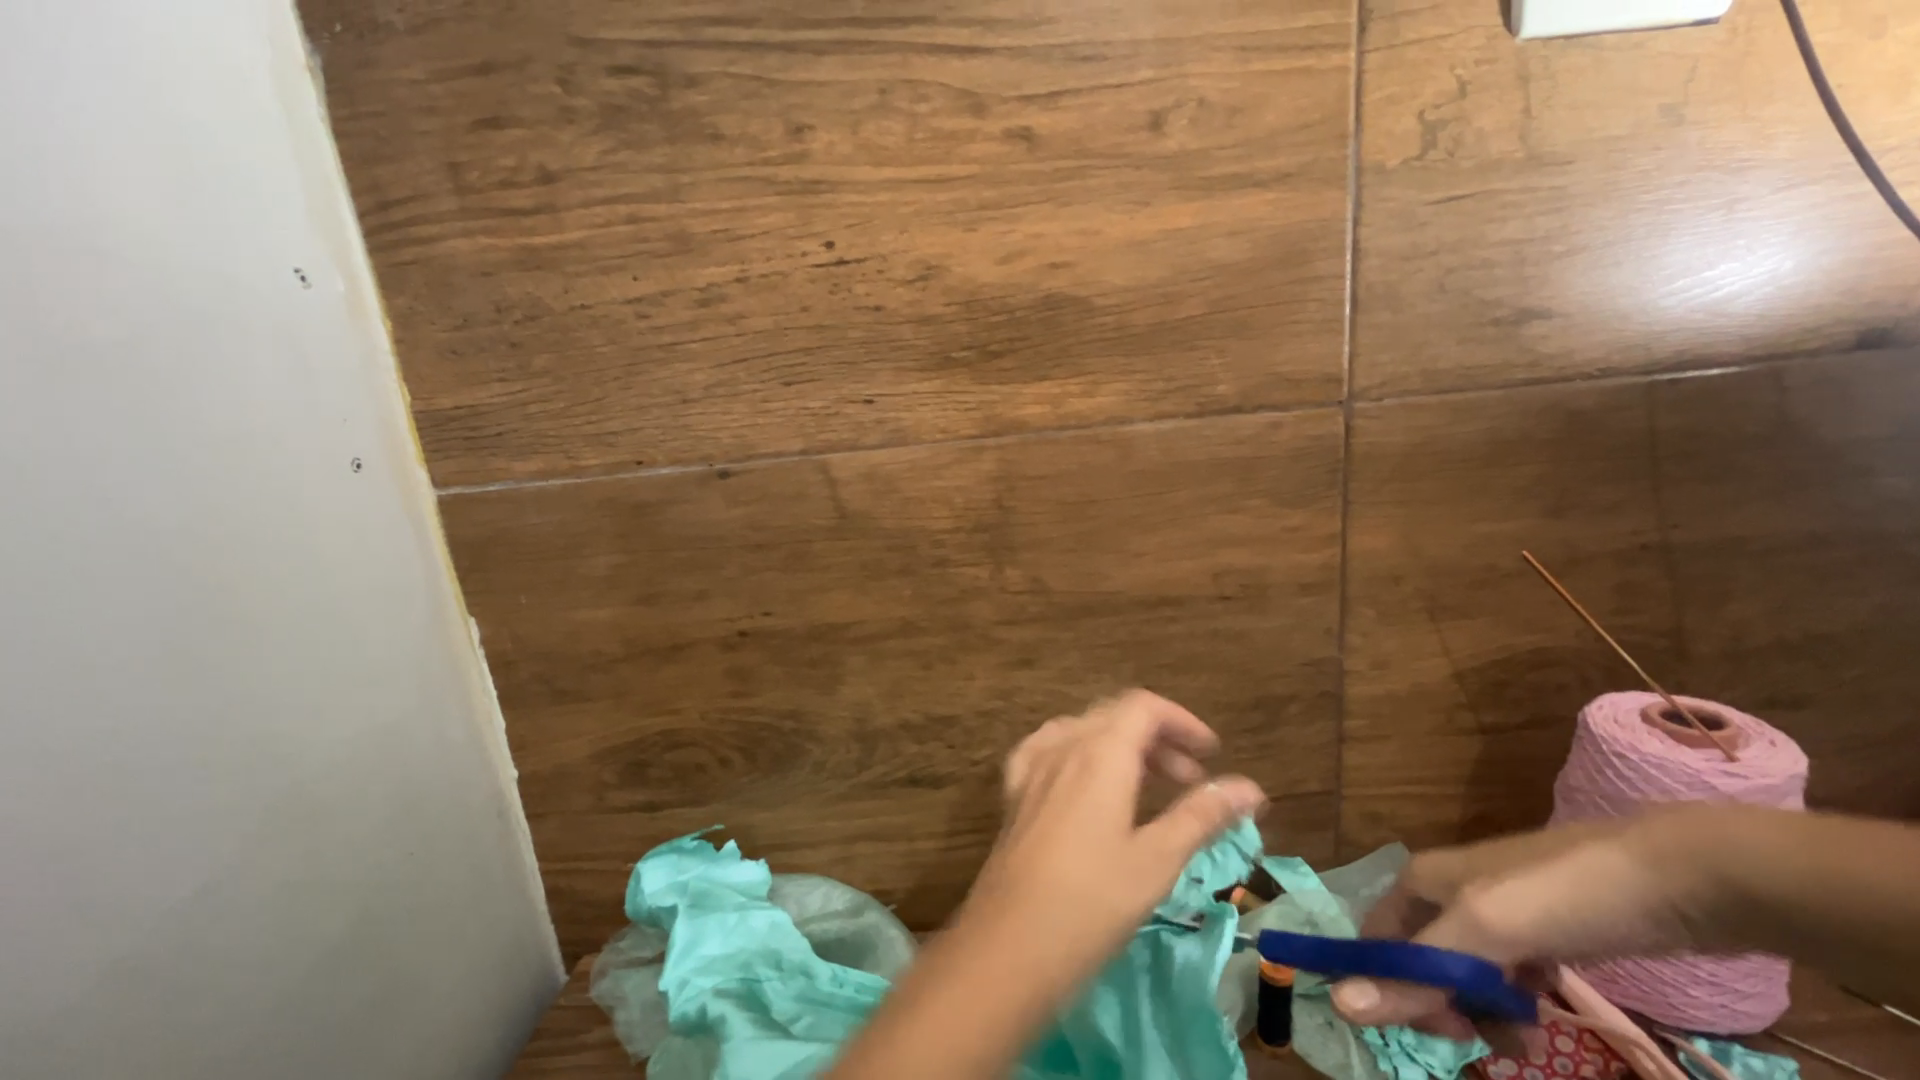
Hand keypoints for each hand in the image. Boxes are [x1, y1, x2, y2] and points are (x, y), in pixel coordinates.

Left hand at [827, 691, 1265, 1079]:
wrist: (1008, 947)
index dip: (1182, 722)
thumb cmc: (1091, 903)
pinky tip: (1086, 786)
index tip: (1212, 756)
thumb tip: (1250, 787)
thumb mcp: (1157, 859)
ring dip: (1120, 748)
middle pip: (1114, 717)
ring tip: (1148, 787)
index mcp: (1099, 754)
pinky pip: (1047, 753)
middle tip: (1192, 782)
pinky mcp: (1013, 798)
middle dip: (1158, 739)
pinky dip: (1078, 756)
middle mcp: (1061, 748)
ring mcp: (1031, 771)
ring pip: (1081, 733)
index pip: (1143, 708)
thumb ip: (1201, 816)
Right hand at [1331, 811, 1708, 1050]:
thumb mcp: (1485, 933)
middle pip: (1418, 958)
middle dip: (1439, 1004)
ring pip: (1465, 971)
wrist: (1681, 877)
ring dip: (1480, 1012)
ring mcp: (1500, 910)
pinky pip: (1507, 972)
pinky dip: (1514, 1002)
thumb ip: (1418, 972)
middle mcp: (1449, 891)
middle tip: (1475, 1038)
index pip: (1375, 939)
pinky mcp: (1544, 929)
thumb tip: (1339, 1004)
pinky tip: (1540, 1024)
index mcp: (1422, 880)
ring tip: (1519, 1046)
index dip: (1384, 984)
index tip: (1426, 1029)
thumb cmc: (1564, 895)